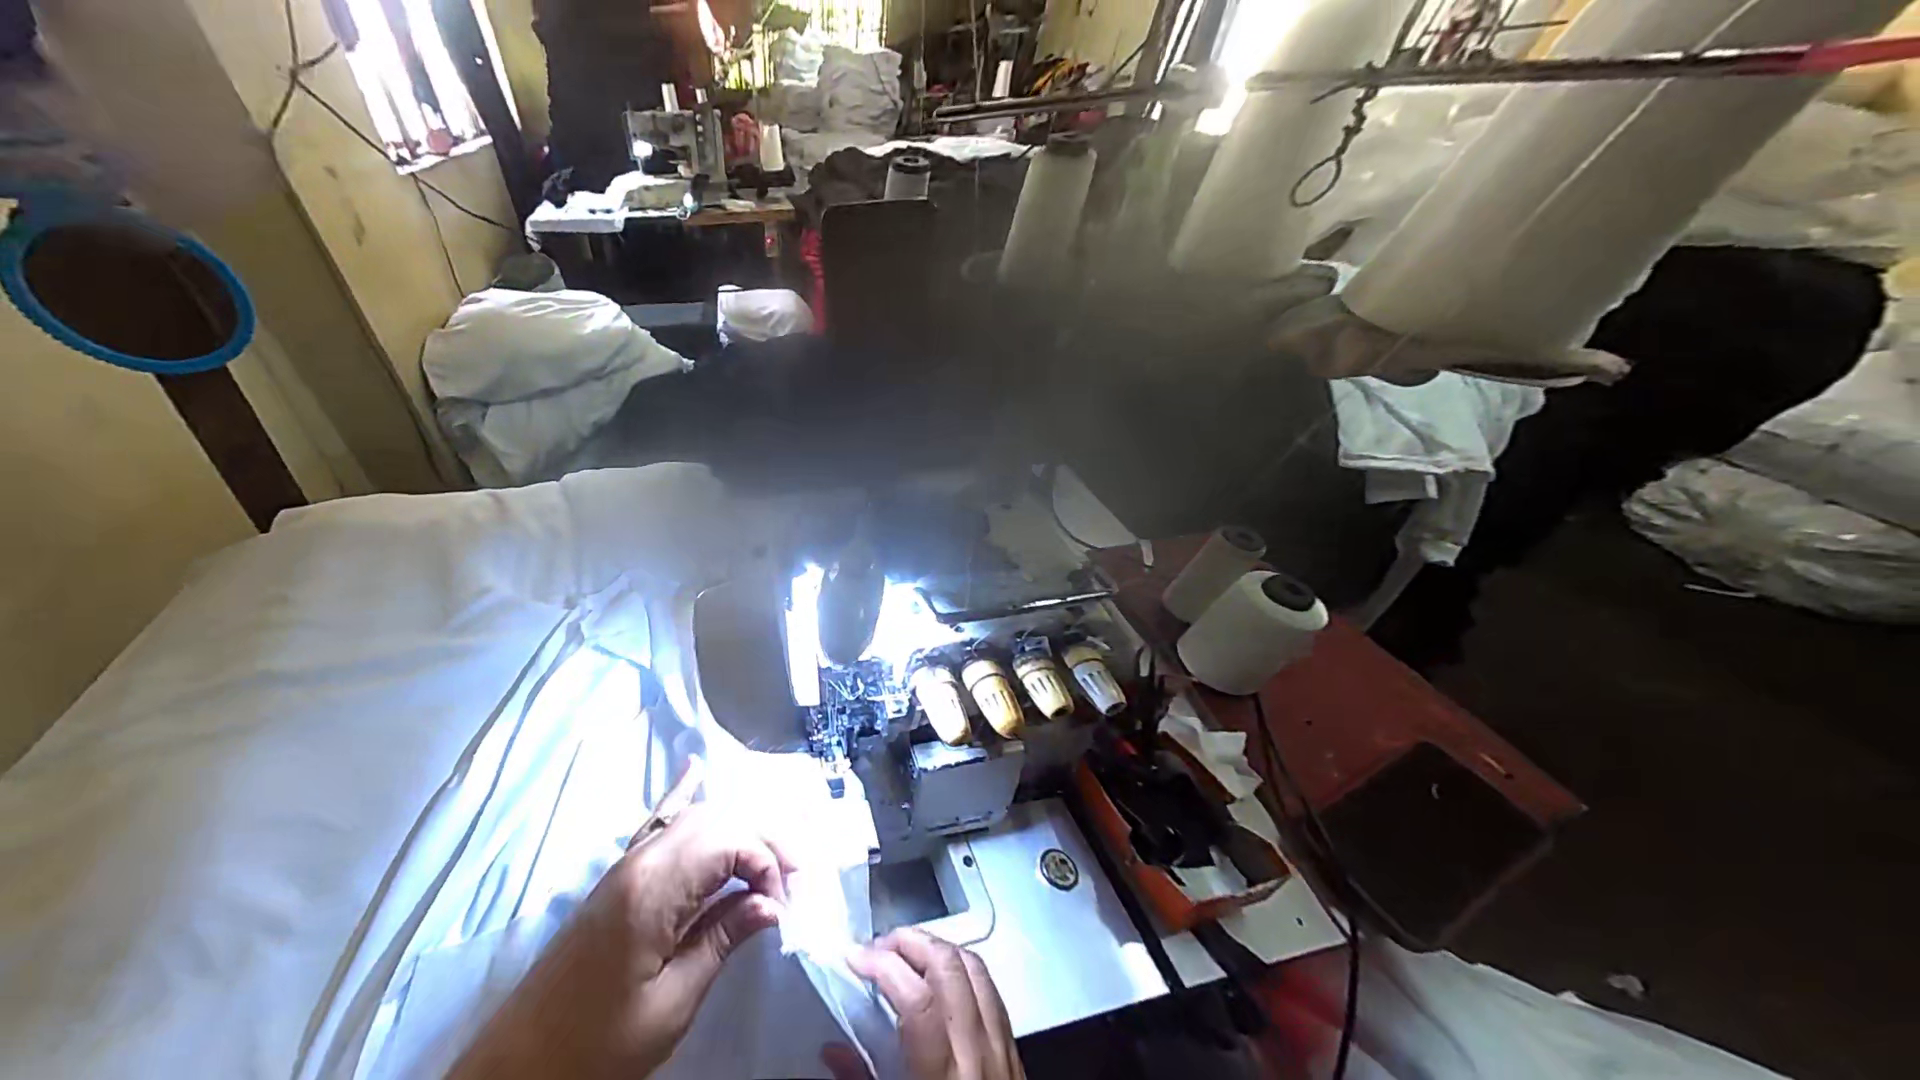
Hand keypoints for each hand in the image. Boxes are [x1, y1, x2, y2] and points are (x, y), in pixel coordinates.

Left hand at [449, 802, 793, 1079]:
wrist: (516, 1069)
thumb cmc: (596, 1045)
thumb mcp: (671, 1004)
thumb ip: (723, 940)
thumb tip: (773, 904)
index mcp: (653, 889)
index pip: (733, 842)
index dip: (769, 866)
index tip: (784, 909)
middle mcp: (641, 861)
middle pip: (720, 820)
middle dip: (764, 842)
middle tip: (790, 884)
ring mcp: (626, 864)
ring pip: (696, 816)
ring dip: (739, 829)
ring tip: (769, 861)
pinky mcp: (619, 877)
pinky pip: (657, 821)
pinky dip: (682, 795)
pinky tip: (695, 770)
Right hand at [831, 928, 1025, 1079]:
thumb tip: (830, 1052)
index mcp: (945, 1078)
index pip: (918, 999)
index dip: (884, 966)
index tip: (854, 958)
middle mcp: (979, 1053)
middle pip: (951, 969)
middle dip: (912, 943)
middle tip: (878, 946)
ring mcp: (1004, 1050)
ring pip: (977, 970)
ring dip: (939, 948)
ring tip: (907, 951)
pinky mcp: (1016, 1054)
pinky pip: (991, 991)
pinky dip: (963, 970)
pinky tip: (942, 978)